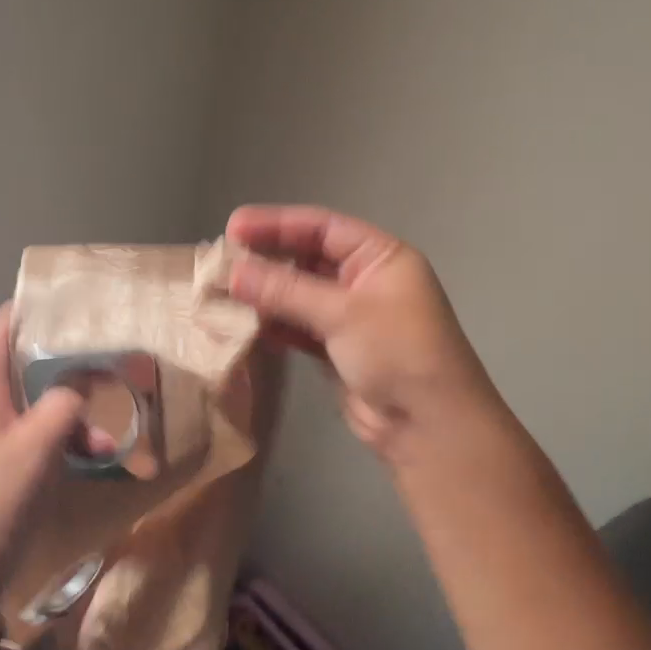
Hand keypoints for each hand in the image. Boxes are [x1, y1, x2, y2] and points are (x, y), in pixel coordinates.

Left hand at [0, 304, 84, 587]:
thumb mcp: (41, 443)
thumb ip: (67, 402)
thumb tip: (85, 381)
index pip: (1, 326)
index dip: (34, 308)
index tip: (76, 301)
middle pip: (23, 362)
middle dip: (67, 362)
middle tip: (108, 354)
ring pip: (35, 400)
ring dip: (73, 410)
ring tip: (110, 428)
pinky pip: (35, 431)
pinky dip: (63, 436)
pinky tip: (96, 455)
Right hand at [223, 205, 493, 462]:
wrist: (428, 424)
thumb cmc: (398, 353)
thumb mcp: (342, 313)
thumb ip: (284, 290)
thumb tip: (232, 273)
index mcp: (381, 257)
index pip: (322, 228)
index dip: (276, 225)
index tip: (234, 227)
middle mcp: (365, 281)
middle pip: (307, 259)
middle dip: (266, 259)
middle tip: (222, 260)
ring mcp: (350, 317)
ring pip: (298, 295)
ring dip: (264, 294)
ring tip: (222, 291)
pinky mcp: (336, 349)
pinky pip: (297, 326)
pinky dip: (273, 324)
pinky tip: (244, 323)